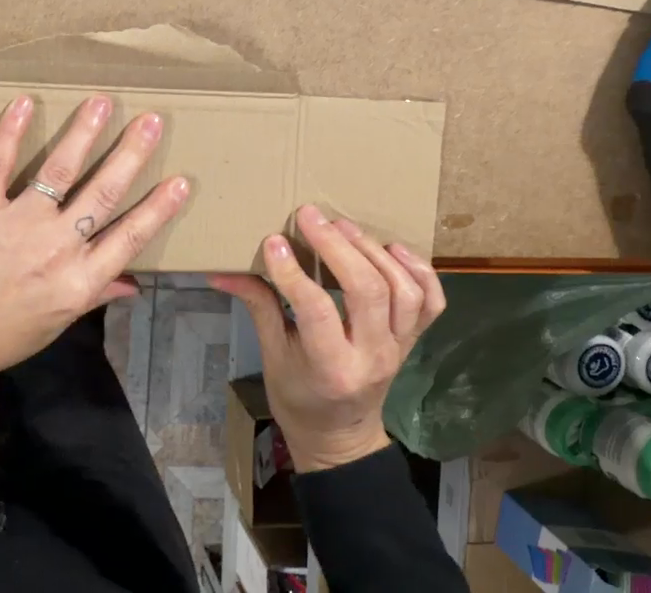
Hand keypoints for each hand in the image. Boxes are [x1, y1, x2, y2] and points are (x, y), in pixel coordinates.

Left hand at [0, 94, 189, 398]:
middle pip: (103, 194)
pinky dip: (12, 131)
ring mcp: (17, 223)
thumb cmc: (2, 335)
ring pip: (59, 171)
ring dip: (83, 134)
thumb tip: (132, 283)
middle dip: (130, 155)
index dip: (158, 209)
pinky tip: (25, 103)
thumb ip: (95, 294)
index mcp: (79, 281)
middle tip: (151, 121)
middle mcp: (56, 247)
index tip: (181, 181)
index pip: (130, 238)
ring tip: (101, 103)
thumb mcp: (57, 322)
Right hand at [210, 205, 444, 470]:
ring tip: (342, 226)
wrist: (340, 435)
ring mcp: (400, 348)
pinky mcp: (413, 339)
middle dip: (337, 247)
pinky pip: (431, 302)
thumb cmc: (297, 397)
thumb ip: (258, 307)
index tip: (273, 241)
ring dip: (373, 251)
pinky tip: (392, 247)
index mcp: (331, 368)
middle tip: (309, 215)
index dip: (293, 272)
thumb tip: (220, 271)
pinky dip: (419, 270)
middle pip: (367, 292)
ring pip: (403, 291)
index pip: (316, 310)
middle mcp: (373, 356)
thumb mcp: (271, 356)